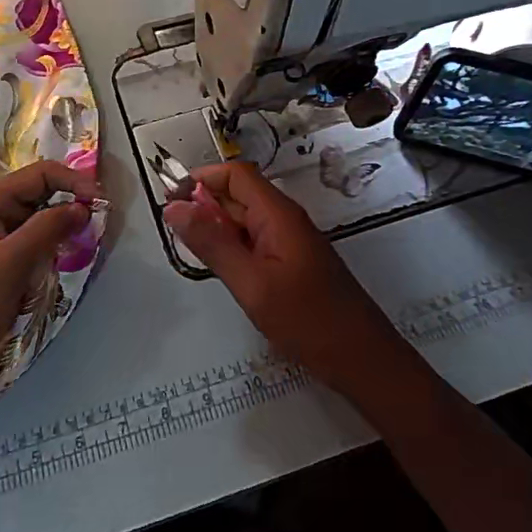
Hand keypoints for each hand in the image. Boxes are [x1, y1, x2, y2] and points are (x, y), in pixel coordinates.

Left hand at [0, 160, 99, 374]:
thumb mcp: (11, 262)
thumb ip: (47, 229)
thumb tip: (84, 207)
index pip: (42, 174)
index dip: (75, 181)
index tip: (102, 202)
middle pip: (46, 190)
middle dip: (74, 200)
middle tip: (101, 222)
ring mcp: (3, 231)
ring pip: (47, 214)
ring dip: (69, 222)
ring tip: (89, 238)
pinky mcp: (10, 254)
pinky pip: (42, 236)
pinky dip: (60, 240)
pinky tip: (72, 253)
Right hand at [164, 162, 408, 395]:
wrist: (361, 357)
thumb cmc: (307, 320)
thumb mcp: (251, 283)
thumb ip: (212, 244)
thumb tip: (174, 208)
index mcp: (278, 214)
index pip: (236, 174)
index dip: (202, 178)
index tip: (170, 199)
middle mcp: (285, 220)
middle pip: (239, 194)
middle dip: (204, 202)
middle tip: (172, 229)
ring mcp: (290, 242)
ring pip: (245, 219)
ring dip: (216, 225)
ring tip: (189, 248)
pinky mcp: (292, 263)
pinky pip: (255, 241)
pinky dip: (232, 245)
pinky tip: (218, 266)